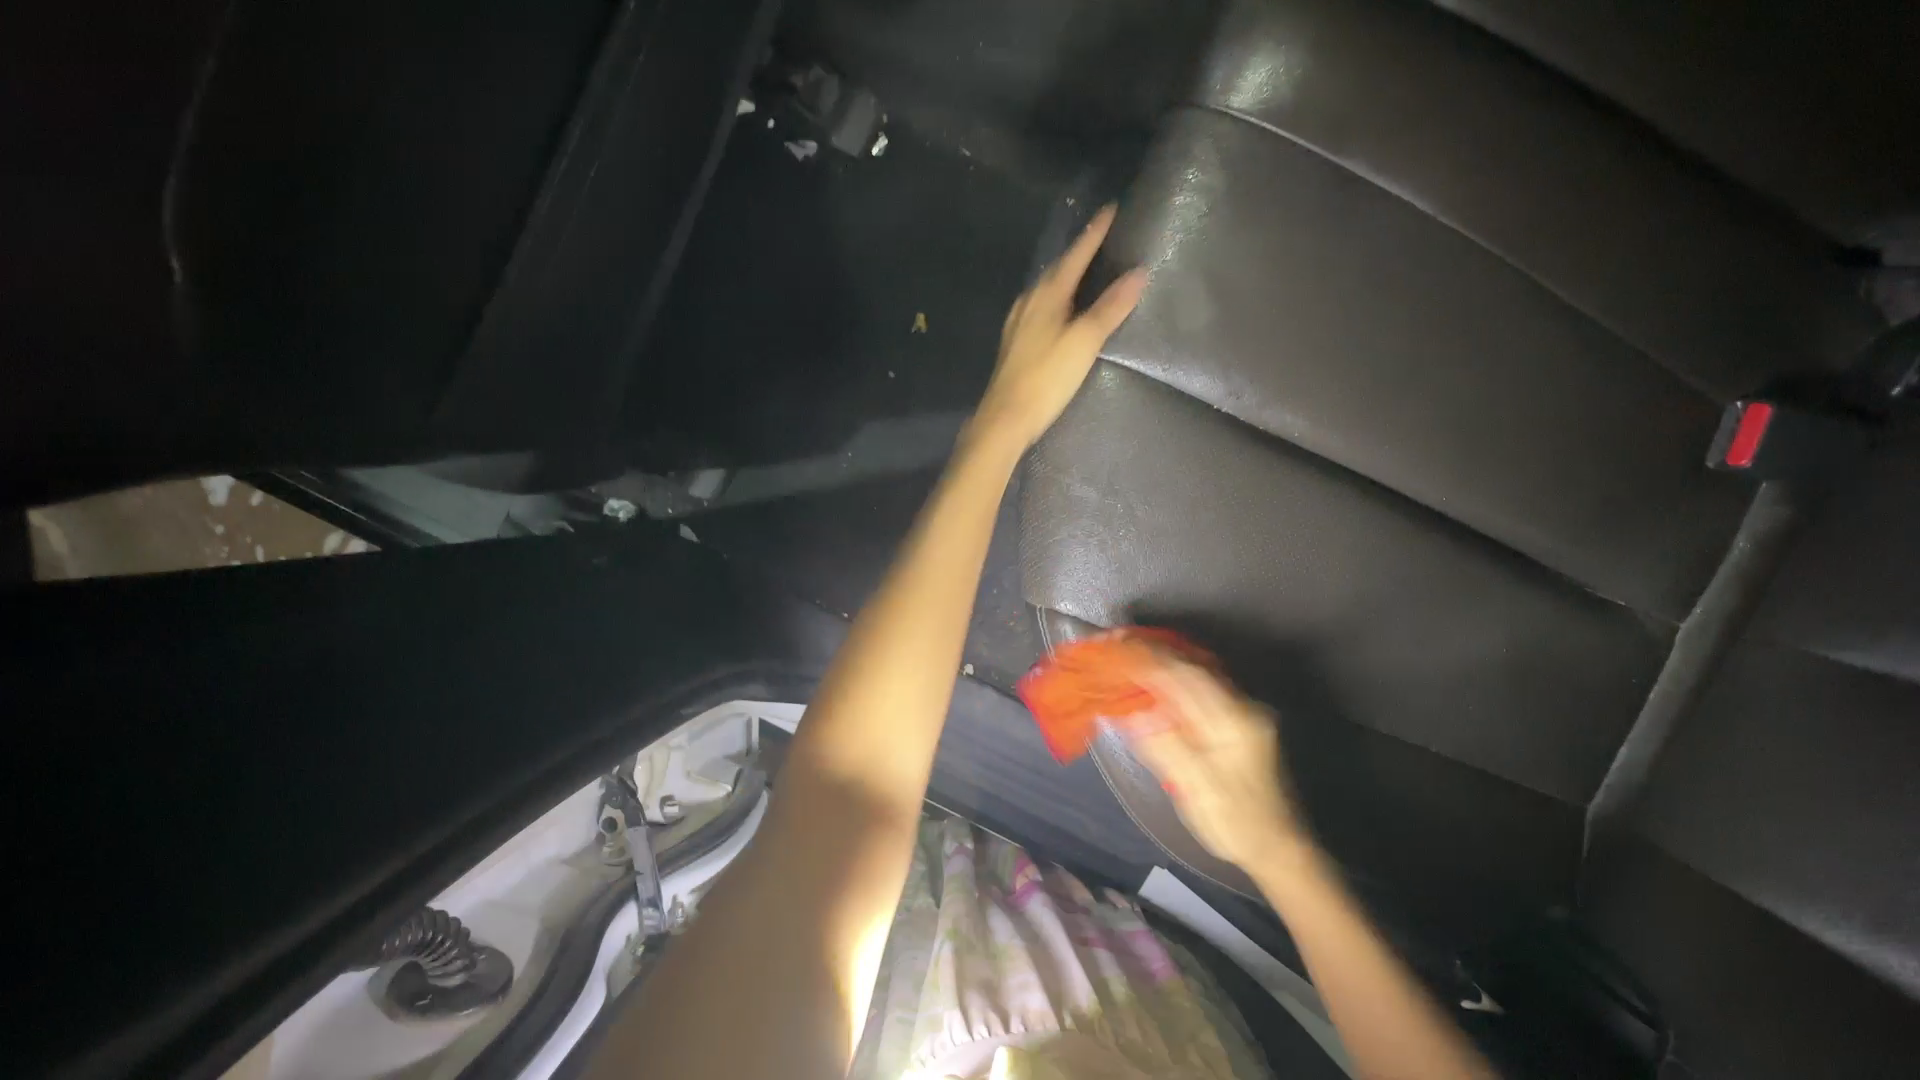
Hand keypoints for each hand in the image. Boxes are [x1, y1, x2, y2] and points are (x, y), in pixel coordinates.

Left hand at [971, 204, 1148, 450]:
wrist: (1005, 418)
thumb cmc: (1046, 378)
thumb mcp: (1084, 342)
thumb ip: (1110, 308)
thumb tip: (1138, 273)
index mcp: (1046, 295)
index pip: (1075, 255)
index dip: (1094, 233)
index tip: (1111, 209)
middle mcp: (1029, 302)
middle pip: (1058, 269)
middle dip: (1080, 253)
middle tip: (1102, 239)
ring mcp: (1018, 323)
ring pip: (1046, 290)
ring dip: (1067, 278)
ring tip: (1087, 272)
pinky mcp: (1016, 344)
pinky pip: (1040, 309)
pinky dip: (1057, 300)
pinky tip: (1062, 311)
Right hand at [1129, 660, 1311, 868]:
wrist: (1280, 849)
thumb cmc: (1236, 823)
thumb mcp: (1196, 788)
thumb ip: (1165, 746)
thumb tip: (1130, 713)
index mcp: (1232, 720)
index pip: (1184, 676)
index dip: (1147, 659)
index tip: (1114, 649)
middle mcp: (1242, 707)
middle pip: (1192, 669)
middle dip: (1152, 654)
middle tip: (1116, 644)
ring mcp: (1244, 714)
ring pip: (1197, 677)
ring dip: (1163, 664)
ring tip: (1129, 655)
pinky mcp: (1240, 725)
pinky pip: (1202, 690)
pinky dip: (1175, 681)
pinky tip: (1156, 682)